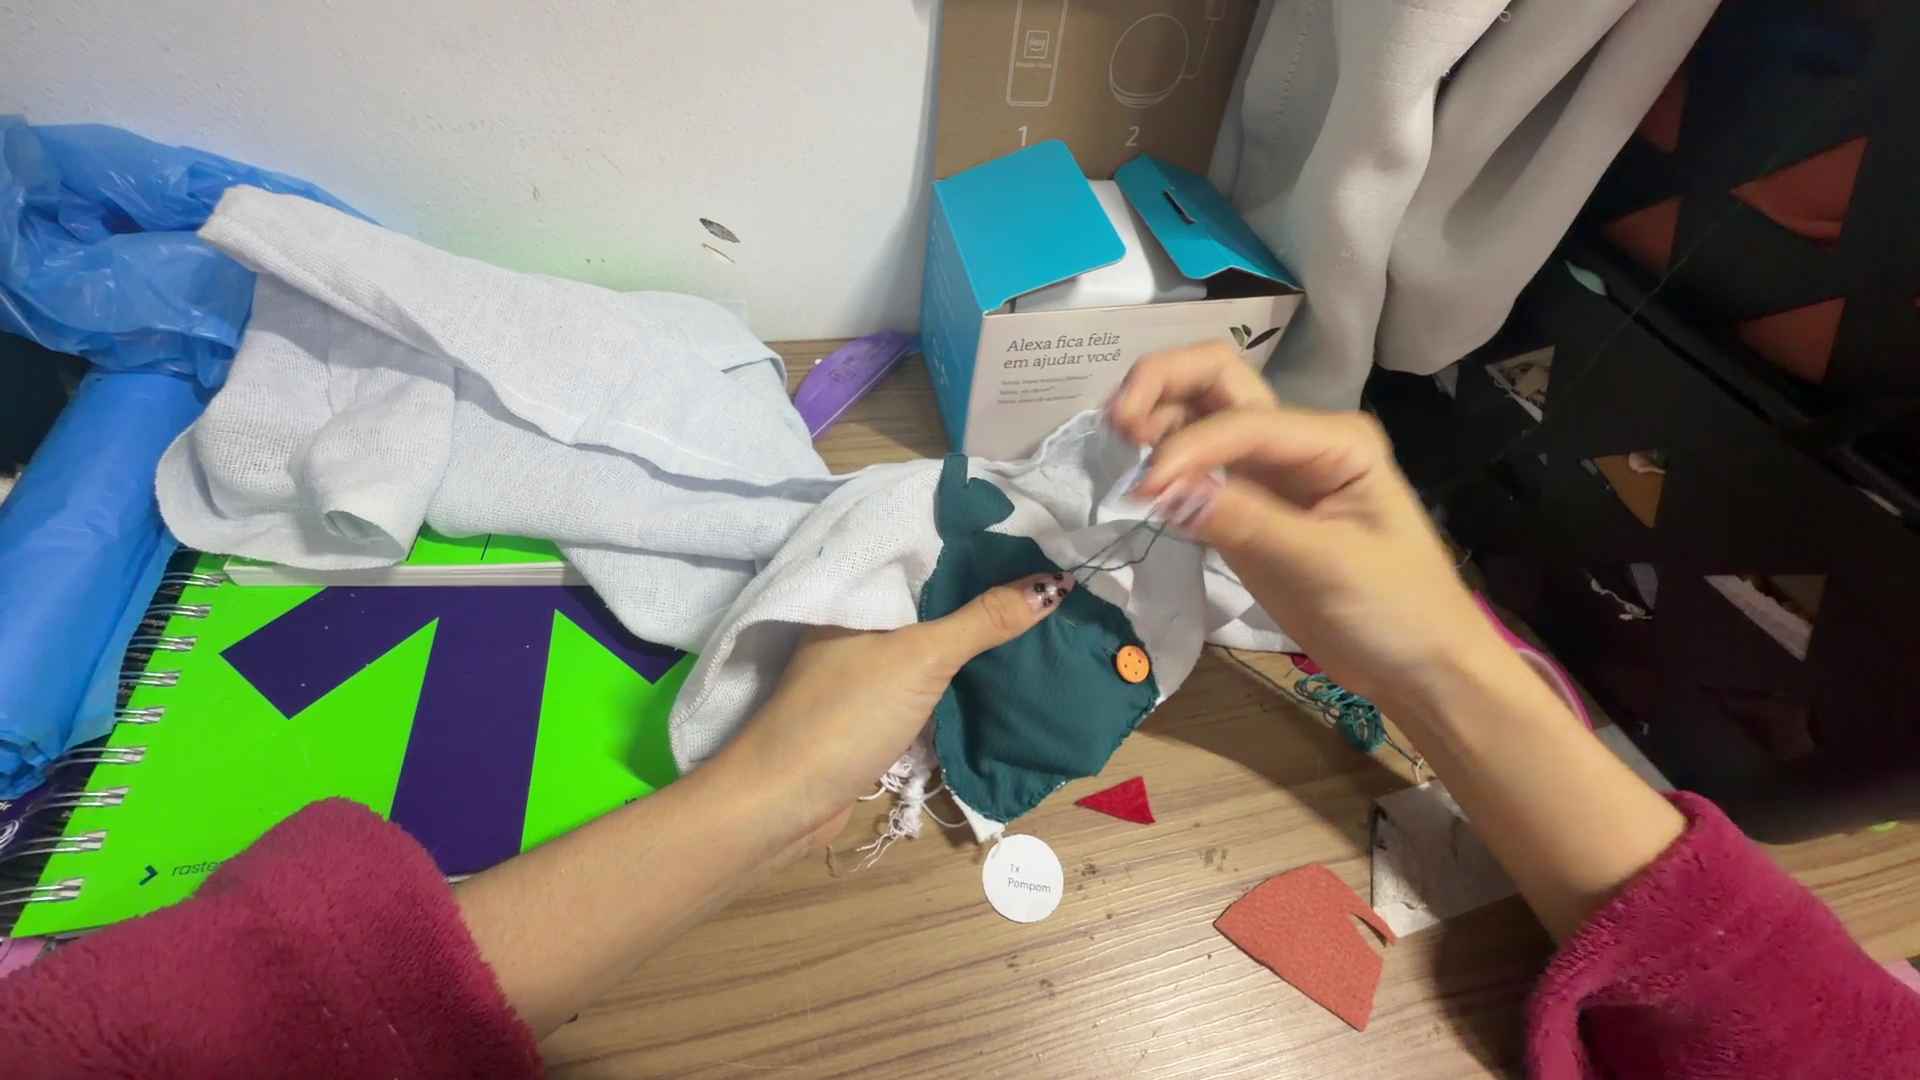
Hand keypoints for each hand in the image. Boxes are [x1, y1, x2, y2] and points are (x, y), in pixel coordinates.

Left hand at [712, 572, 1073, 842]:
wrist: (784, 803)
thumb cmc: (847, 714)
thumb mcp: (921, 659)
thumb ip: (983, 621)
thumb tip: (1055, 585)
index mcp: (858, 586)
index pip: (926, 545)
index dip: (978, 538)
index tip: (1034, 530)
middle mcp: (859, 614)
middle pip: (933, 590)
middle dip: (985, 582)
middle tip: (1048, 566)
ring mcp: (865, 657)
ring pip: (932, 630)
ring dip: (975, 624)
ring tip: (1036, 602)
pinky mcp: (874, 696)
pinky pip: (926, 665)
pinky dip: (958, 661)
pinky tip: (997, 654)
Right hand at [1107, 340, 1508, 708]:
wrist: (1417, 667)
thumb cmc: (1394, 609)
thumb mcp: (1323, 563)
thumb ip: (1241, 519)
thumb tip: (1158, 488)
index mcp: (1330, 439)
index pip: (1239, 420)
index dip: (1185, 447)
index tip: (1142, 493)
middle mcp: (1294, 440)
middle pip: (1216, 380)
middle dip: (1160, 384)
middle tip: (1114, 421)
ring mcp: (1266, 471)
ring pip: (1199, 416)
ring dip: (1154, 415)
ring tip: (1115, 443)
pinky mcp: (1245, 507)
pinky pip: (1195, 469)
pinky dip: (1162, 463)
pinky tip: (1138, 477)